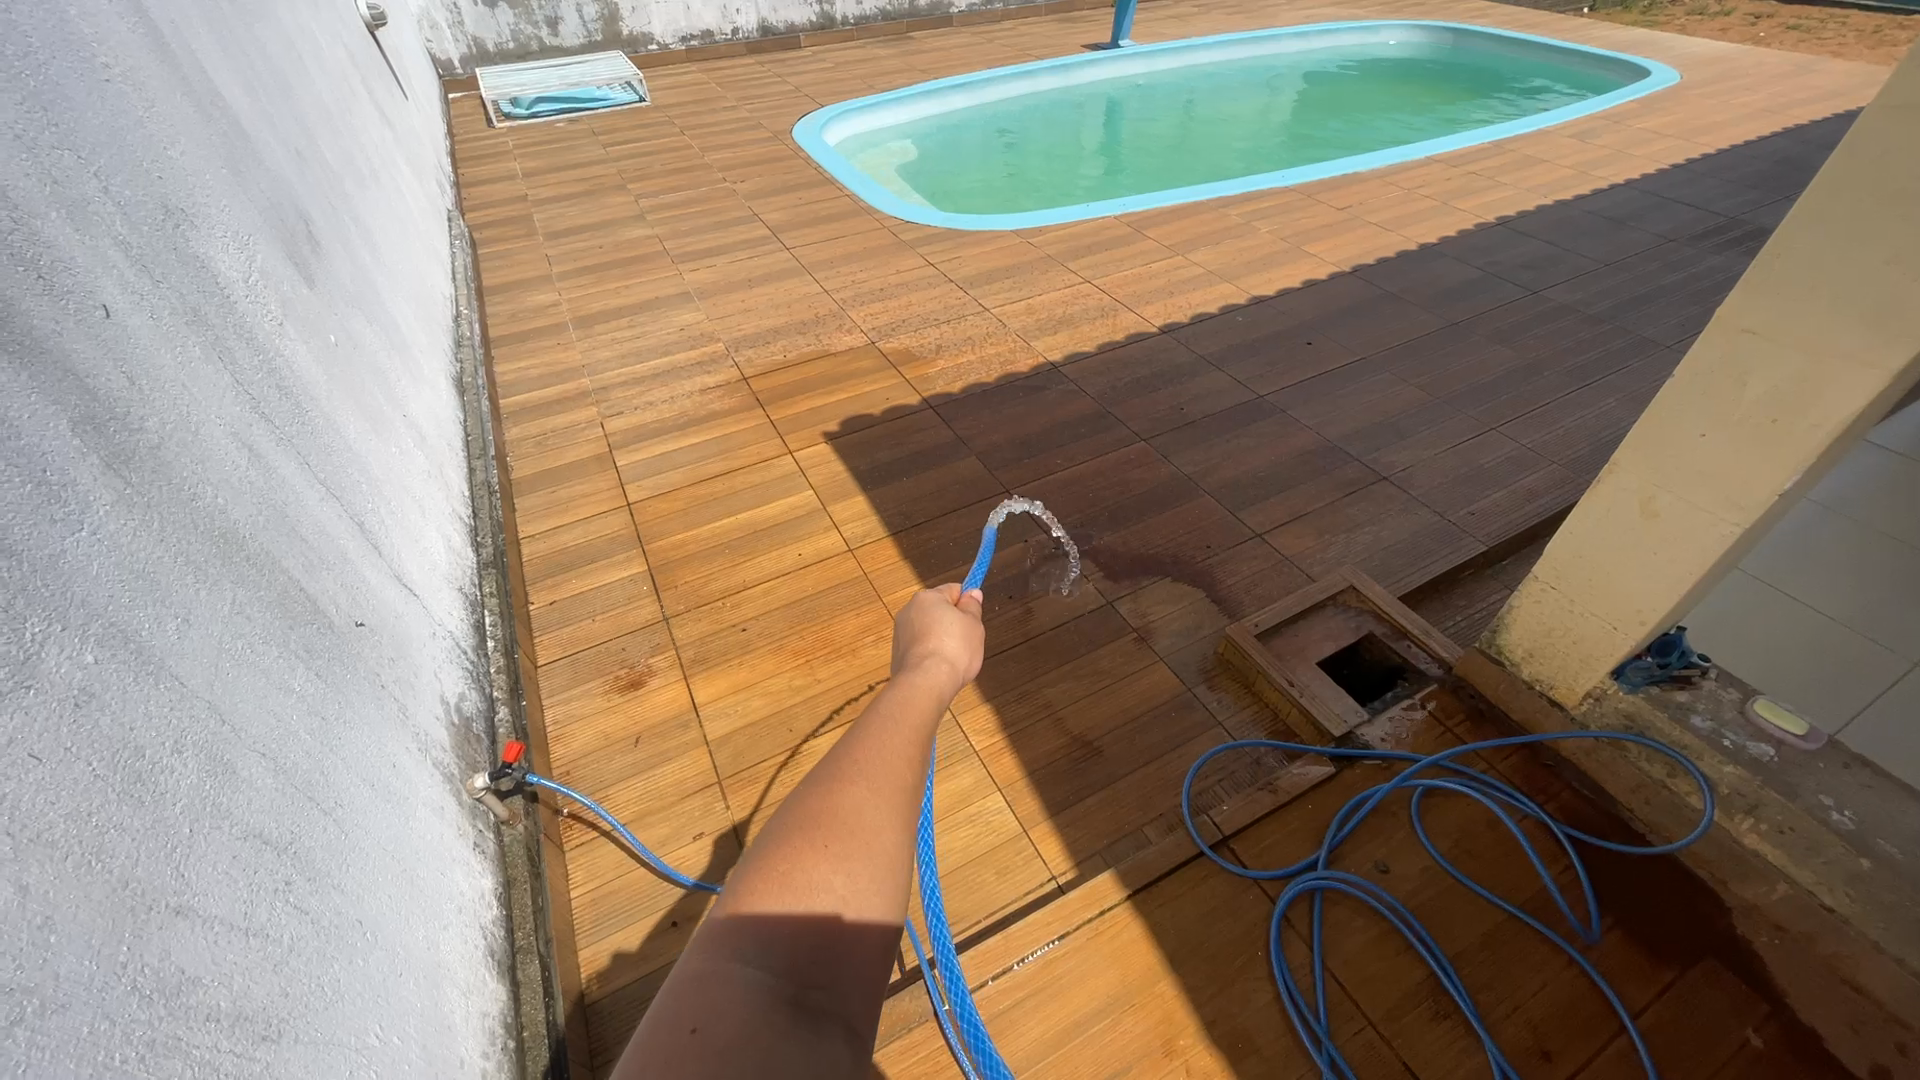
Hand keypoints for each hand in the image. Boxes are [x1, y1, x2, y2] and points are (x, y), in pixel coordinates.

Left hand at [890, 584, 984, 695]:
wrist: (926, 683)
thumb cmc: (953, 649)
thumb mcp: (974, 624)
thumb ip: (972, 606)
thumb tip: (972, 593)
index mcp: (927, 597)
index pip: (952, 589)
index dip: (967, 601)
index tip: (976, 614)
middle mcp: (909, 610)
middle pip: (938, 610)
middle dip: (954, 622)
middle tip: (968, 638)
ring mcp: (901, 633)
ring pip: (929, 631)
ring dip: (942, 639)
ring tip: (955, 657)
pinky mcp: (898, 654)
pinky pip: (921, 648)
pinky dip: (931, 654)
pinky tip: (941, 667)